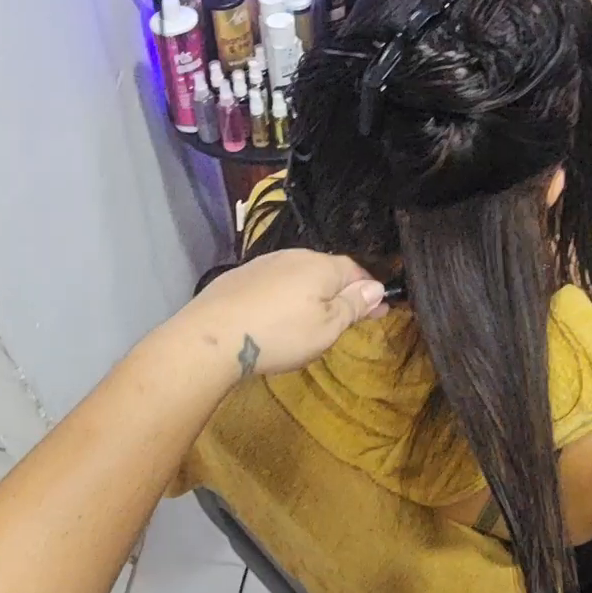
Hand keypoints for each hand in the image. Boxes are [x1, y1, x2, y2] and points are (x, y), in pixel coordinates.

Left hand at [168, 251, 385, 377]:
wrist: (212, 336)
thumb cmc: (280, 334)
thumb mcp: (327, 327)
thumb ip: (353, 305)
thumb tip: (377, 286)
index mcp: (321, 265)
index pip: (356, 270)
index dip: (368, 290)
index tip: (379, 310)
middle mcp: (293, 256)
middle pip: (325, 270)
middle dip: (338, 291)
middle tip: (344, 320)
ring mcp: (262, 264)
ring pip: (297, 275)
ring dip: (308, 294)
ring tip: (308, 321)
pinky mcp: (238, 277)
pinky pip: (272, 284)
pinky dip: (280, 297)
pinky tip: (275, 317)